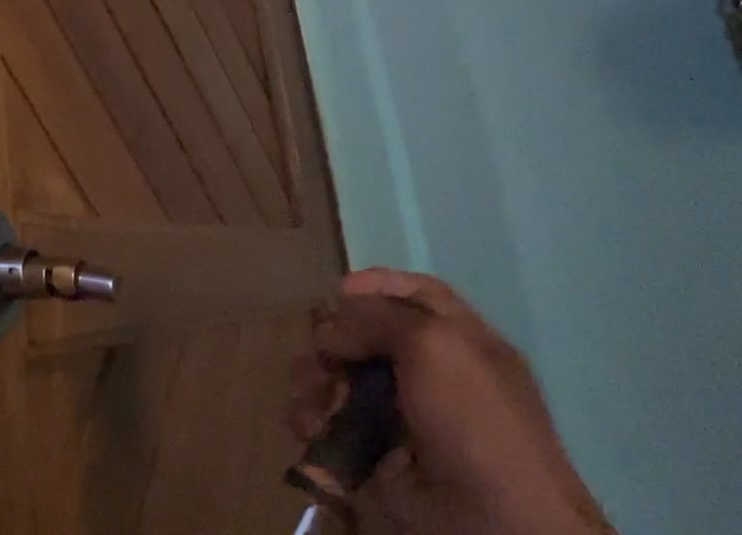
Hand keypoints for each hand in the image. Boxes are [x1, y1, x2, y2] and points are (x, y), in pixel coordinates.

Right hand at [288, 269, 612, 534]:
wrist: (486, 521)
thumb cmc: (475, 422)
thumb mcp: (435, 345)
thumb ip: (373, 318)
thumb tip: (328, 334)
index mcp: (461, 345)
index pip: (418, 294)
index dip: (378, 283)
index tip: (341, 291)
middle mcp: (427, 374)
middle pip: (359, 331)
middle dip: (331, 338)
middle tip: (328, 355)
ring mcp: (394, 412)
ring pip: (328, 372)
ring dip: (312, 380)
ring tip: (319, 401)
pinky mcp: (363, 446)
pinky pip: (317, 416)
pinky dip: (307, 417)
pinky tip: (313, 427)